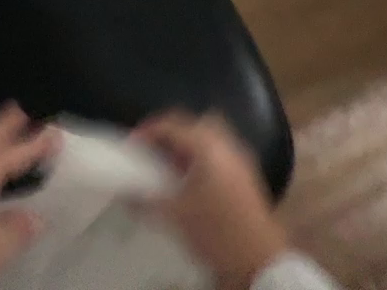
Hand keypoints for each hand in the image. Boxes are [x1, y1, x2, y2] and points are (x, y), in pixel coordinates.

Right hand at [134, 111, 288, 289]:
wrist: (262, 263)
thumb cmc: (217, 232)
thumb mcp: (175, 215)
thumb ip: (145, 200)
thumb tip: (124, 192)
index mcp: (207, 145)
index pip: (171, 124)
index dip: (147, 131)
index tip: (131, 145)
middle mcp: (226, 145)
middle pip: (193, 124)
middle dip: (170, 132)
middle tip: (152, 149)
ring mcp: (240, 160)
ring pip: (209, 138)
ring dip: (187, 145)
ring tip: (170, 165)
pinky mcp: (247, 177)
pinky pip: (220, 153)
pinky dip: (201, 157)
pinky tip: (191, 181)